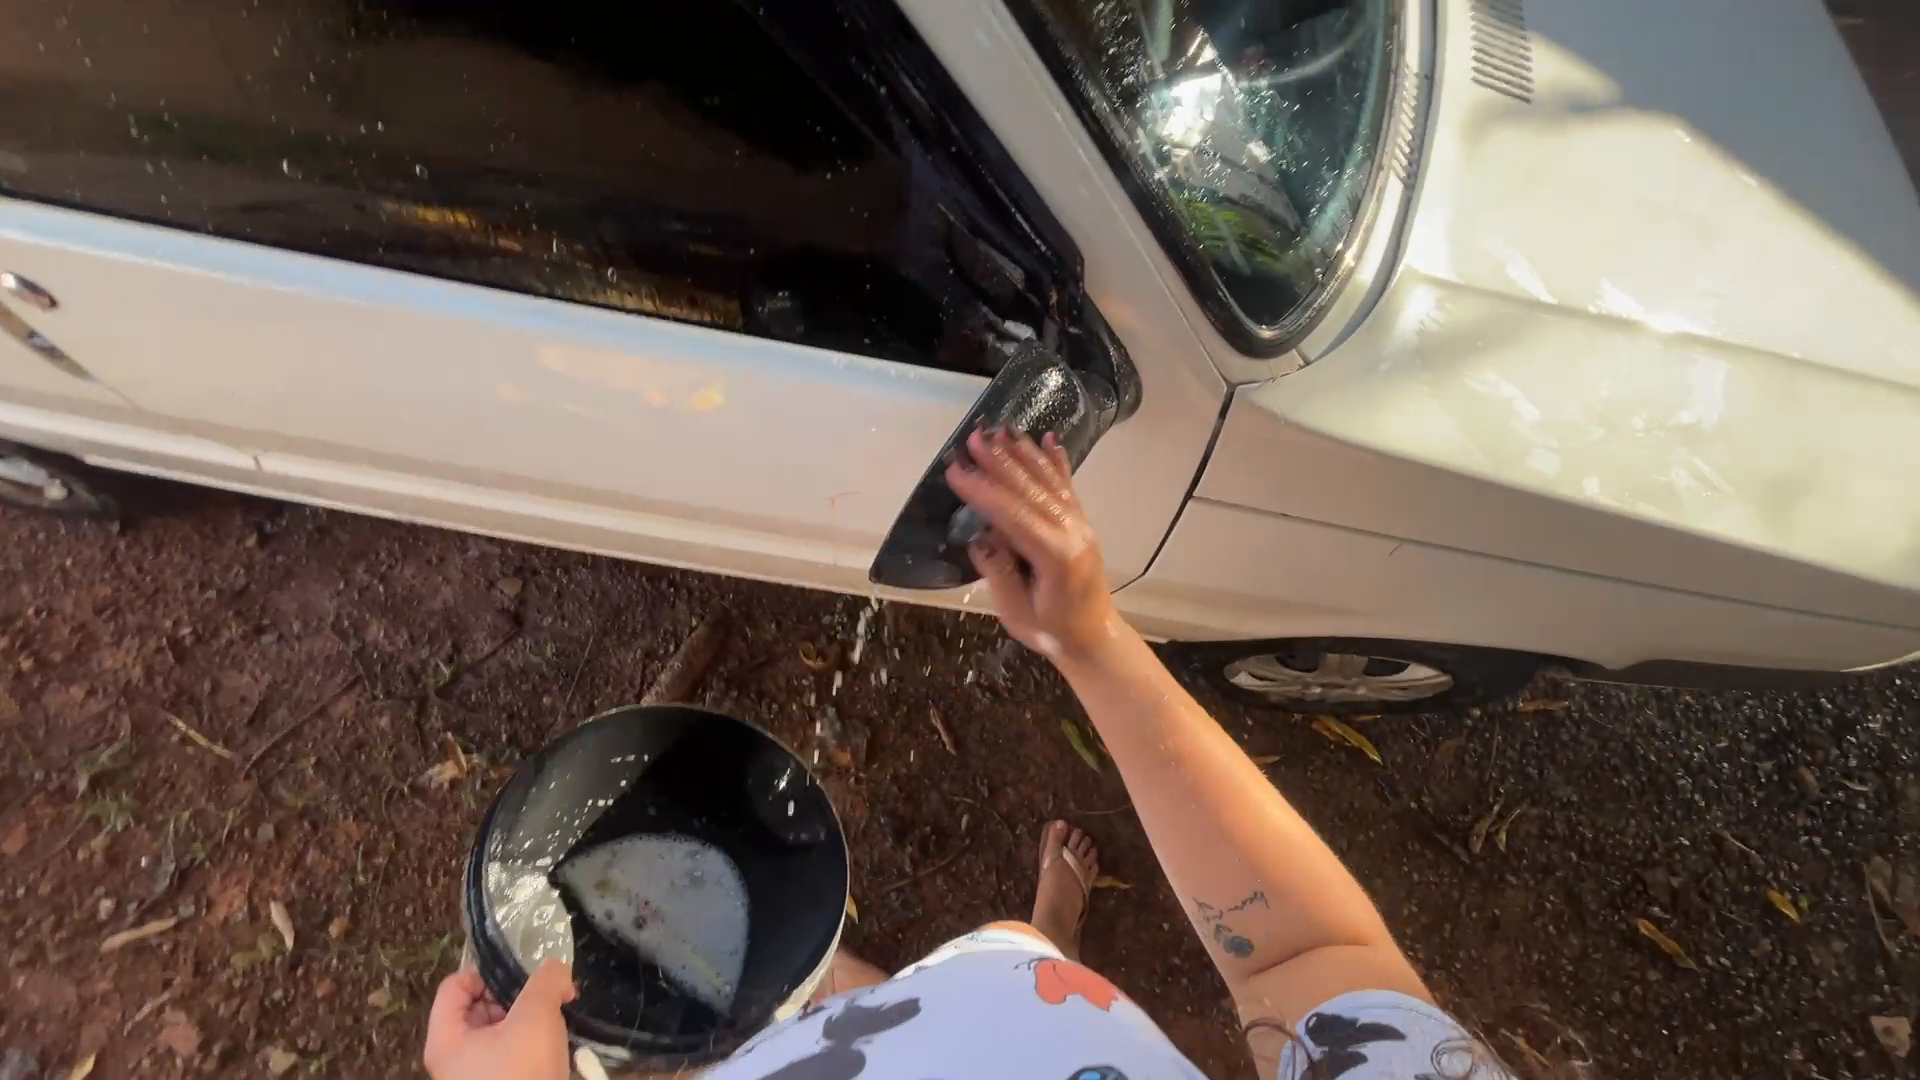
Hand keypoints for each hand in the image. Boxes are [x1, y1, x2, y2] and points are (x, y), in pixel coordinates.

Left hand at [424, 960, 575, 1079]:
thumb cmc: (520, 1071)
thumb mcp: (536, 1014)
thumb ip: (546, 979)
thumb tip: (555, 970)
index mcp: (446, 1039)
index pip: (455, 985)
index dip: (488, 970)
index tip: (522, 973)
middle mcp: (453, 1057)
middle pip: (478, 1004)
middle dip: (516, 991)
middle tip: (547, 991)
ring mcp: (473, 1074)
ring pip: (498, 1026)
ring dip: (528, 1013)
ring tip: (557, 1011)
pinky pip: (509, 1049)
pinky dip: (531, 1036)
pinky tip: (555, 1038)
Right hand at [944, 428, 1119, 665]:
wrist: (1093, 638)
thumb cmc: (1051, 630)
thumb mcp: (1016, 612)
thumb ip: (999, 572)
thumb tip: (980, 536)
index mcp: (1056, 556)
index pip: (1014, 515)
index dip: (983, 491)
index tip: (956, 470)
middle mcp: (1072, 532)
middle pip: (1032, 489)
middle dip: (1000, 461)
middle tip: (973, 437)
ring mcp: (1081, 524)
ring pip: (1050, 481)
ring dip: (1023, 453)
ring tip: (1001, 429)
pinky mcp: (1082, 522)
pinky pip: (1068, 486)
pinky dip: (1057, 461)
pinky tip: (1049, 439)